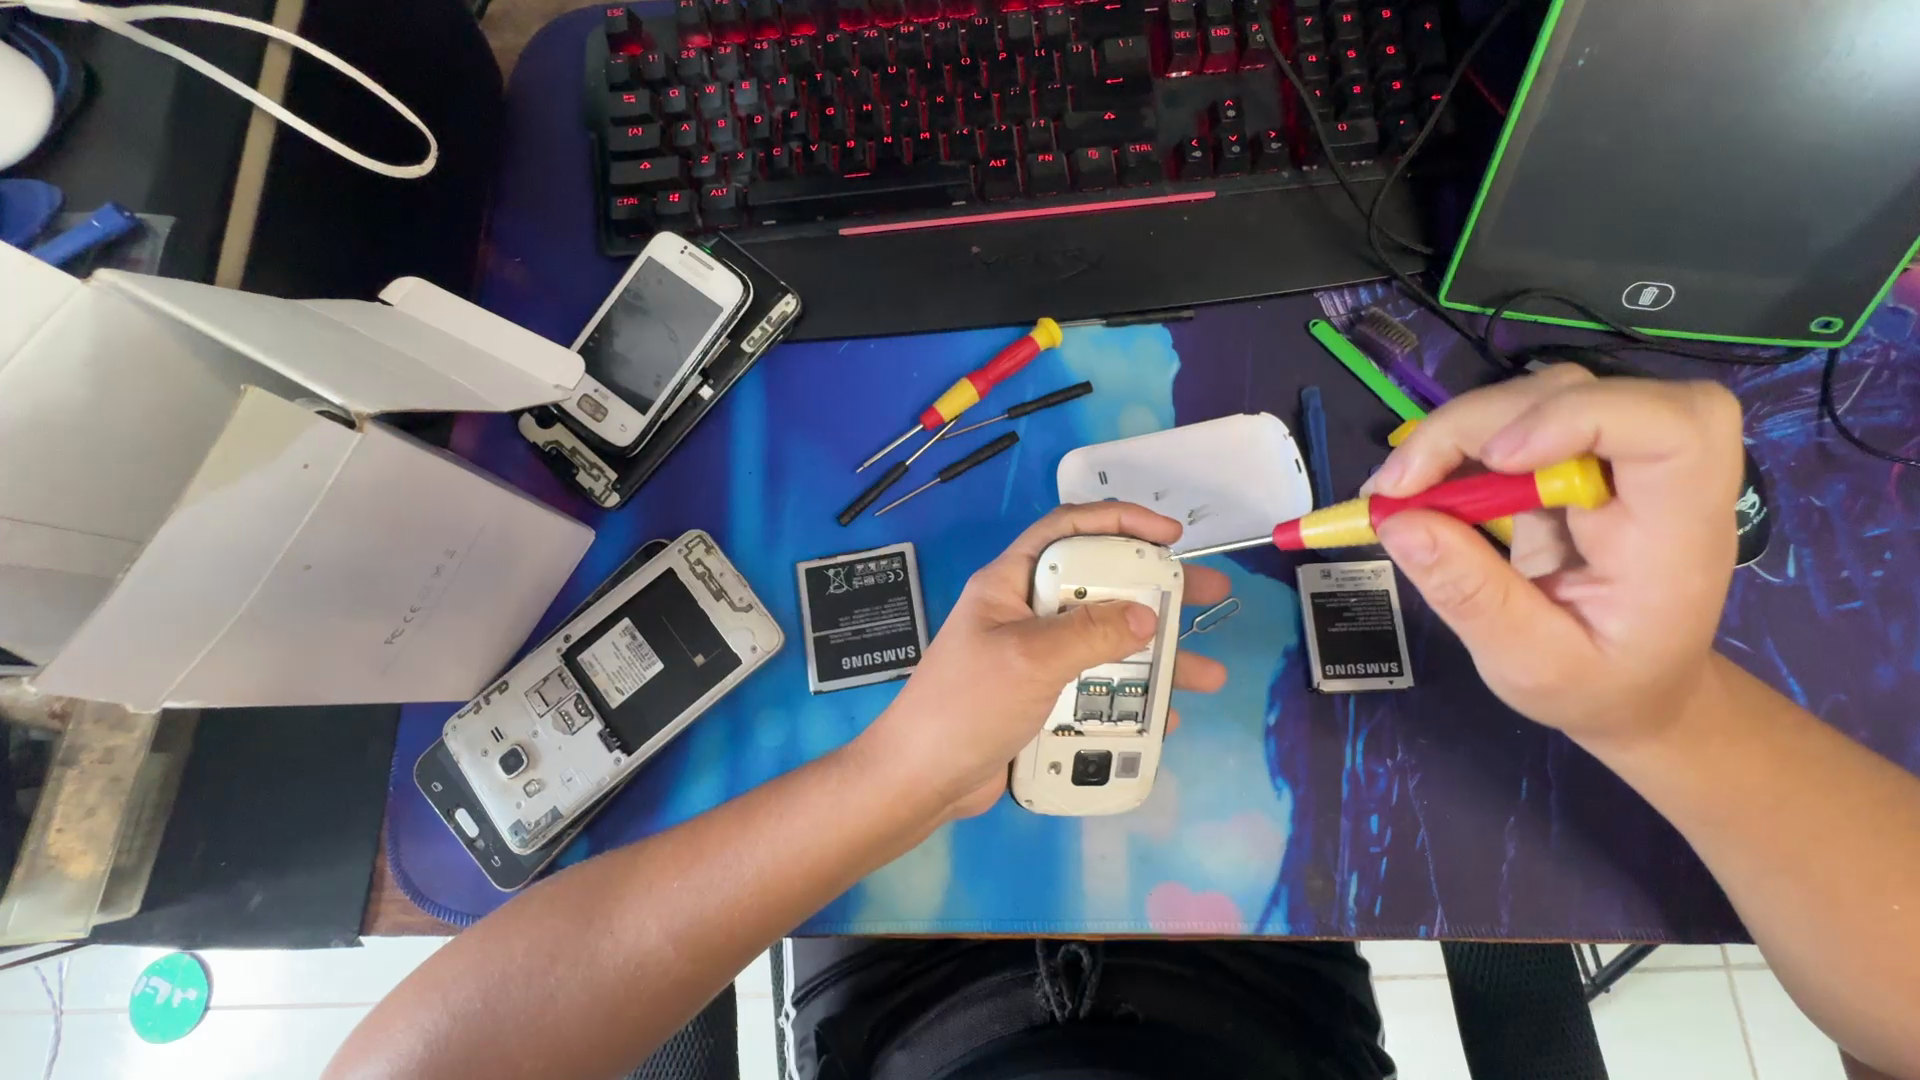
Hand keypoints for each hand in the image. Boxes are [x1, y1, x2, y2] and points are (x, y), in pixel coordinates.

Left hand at [860, 503, 1230, 821]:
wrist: (924, 778)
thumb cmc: (968, 705)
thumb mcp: (1030, 659)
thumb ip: (1089, 634)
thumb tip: (1145, 617)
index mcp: (1011, 583)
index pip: (1068, 530)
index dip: (1119, 521)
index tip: (1169, 534)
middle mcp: (1025, 612)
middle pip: (1099, 586)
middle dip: (1154, 591)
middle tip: (1206, 594)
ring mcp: (1035, 656)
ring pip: (1104, 641)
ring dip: (1154, 656)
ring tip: (1207, 672)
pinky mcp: (1043, 695)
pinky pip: (1095, 684)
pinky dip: (1130, 696)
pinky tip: (1164, 715)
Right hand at [1369, 364, 1744, 748]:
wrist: (1630, 690)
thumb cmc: (1597, 686)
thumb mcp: (1528, 664)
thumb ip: (1471, 596)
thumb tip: (1396, 523)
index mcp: (1673, 534)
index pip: (1673, 427)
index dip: (1583, 417)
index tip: (1497, 460)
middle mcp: (1650, 481)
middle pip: (1580, 394)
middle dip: (1475, 425)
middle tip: (1396, 486)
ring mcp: (1607, 465)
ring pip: (1536, 398)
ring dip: (1453, 432)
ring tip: (1393, 490)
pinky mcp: (1566, 465)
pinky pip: (1507, 425)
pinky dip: (1449, 447)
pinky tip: (1411, 485)